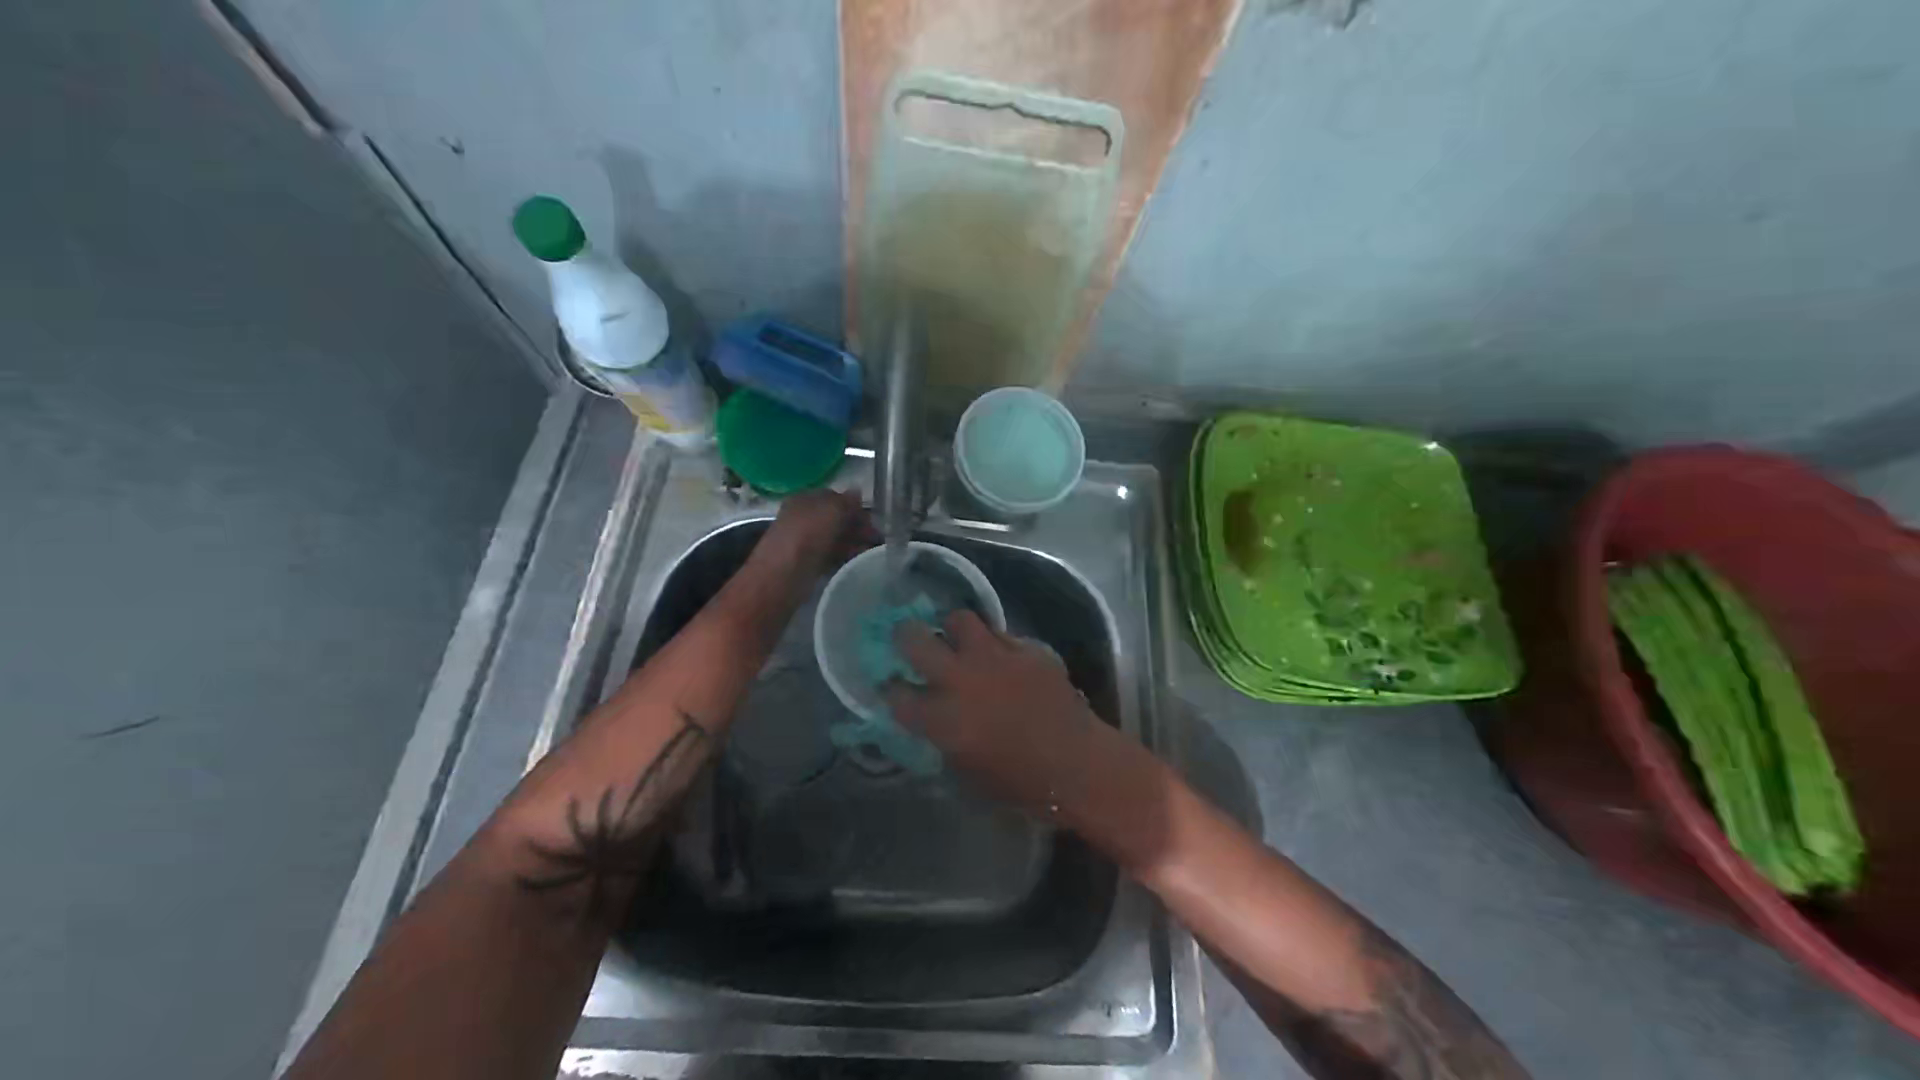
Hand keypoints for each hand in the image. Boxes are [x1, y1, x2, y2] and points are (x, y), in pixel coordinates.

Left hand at [759, 488, 867, 574]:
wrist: (784, 573)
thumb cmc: (808, 533)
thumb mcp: (832, 509)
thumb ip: (847, 500)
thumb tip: (857, 492)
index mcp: (804, 498)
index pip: (834, 497)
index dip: (854, 505)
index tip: (874, 517)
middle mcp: (802, 516)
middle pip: (835, 517)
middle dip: (857, 524)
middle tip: (877, 536)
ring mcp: (804, 540)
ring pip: (835, 536)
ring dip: (854, 540)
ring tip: (873, 549)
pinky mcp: (808, 561)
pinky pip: (831, 554)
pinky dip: (845, 554)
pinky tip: (859, 559)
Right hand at [886, 612, 1107, 812]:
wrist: (1077, 766)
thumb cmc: (1019, 784)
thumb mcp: (966, 773)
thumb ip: (942, 740)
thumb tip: (933, 720)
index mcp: (941, 718)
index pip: (896, 692)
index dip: (891, 687)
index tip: (894, 686)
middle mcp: (960, 680)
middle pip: (915, 639)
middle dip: (907, 636)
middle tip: (911, 641)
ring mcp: (995, 658)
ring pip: (960, 620)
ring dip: (955, 629)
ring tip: (960, 640)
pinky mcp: (1026, 649)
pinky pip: (1002, 635)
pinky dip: (996, 644)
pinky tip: (1002, 658)